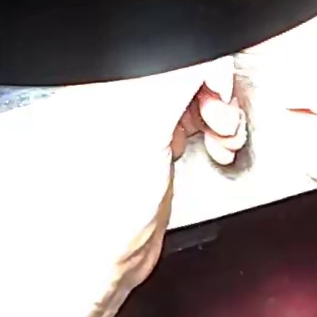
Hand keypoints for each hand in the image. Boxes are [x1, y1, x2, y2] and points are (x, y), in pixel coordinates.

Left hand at [0, 59, 245, 316]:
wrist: (92, 262)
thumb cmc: (99, 205)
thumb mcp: (143, 132)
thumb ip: (170, 85)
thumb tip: (198, 60)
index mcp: (109, 84)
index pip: (167, 55)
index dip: (202, 68)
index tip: (219, 90)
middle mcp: (119, 97)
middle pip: (182, 72)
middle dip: (214, 92)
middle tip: (224, 121)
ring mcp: (136, 121)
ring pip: (191, 96)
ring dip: (218, 113)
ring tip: (223, 138)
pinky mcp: (150, 148)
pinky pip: (190, 120)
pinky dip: (211, 130)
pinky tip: (214, 148)